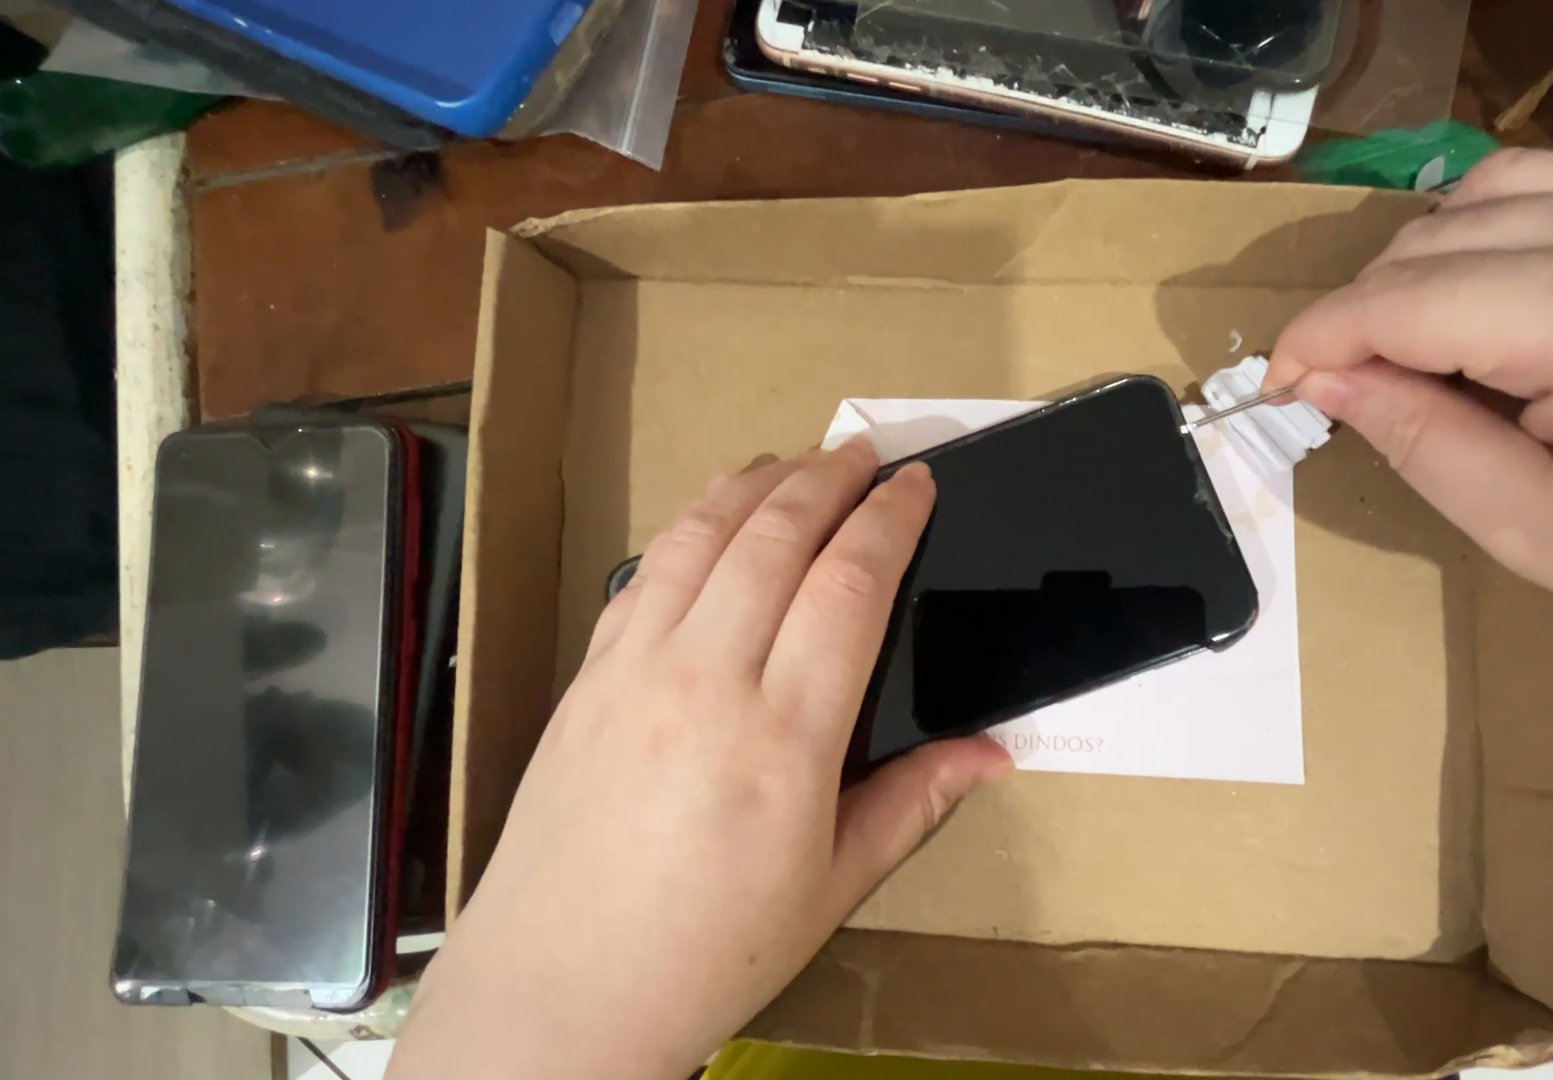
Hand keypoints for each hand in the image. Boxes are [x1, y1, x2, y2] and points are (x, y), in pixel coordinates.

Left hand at [389, 440, 1012, 1079]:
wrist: (557, 991)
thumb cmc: (709, 949)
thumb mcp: (834, 885)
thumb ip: (916, 800)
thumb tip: (995, 751)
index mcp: (782, 738)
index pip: (849, 587)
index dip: (889, 521)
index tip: (916, 483)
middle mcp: (705, 681)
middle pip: (776, 538)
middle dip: (829, 478)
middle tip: (864, 450)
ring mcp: (634, 668)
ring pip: (703, 536)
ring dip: (758, 483)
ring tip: (797, 459)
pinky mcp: (588, 674)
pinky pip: (647, 571)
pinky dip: (691, 522)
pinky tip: (715, 512)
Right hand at [1266, 124, 1552, 676]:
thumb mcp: (1542, 530)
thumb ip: (1421, 441)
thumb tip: (1326, 383)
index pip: (1397, 299)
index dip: (1311, 342)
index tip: (1273, 390)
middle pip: (1429, 240)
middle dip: (1357, 314)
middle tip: (1343, 390)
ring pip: (1488, 189)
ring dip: (1419, 262)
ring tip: (1413, 338)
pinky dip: (1516, 210)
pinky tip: (1512, 268)